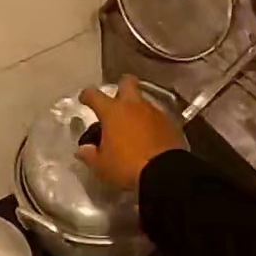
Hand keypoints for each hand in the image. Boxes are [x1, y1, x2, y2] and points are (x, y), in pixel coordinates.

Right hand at [77, 75, 187, 190]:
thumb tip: (83, 149)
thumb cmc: (127, 166)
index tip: (84, 98)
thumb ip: (90, 155)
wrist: (164, 173)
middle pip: (127, 83)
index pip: (95, 95)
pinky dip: (152, 123)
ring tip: (135, 125)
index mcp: (113, 112)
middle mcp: (134, 106)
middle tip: (117, 101)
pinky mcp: (171, 124)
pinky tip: (151, 136)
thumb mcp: (102, 166)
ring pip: (144, 101)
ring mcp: (155, 113)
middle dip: (121, 87)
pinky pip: (158, 117)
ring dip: (138, 109)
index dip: (87, 95)